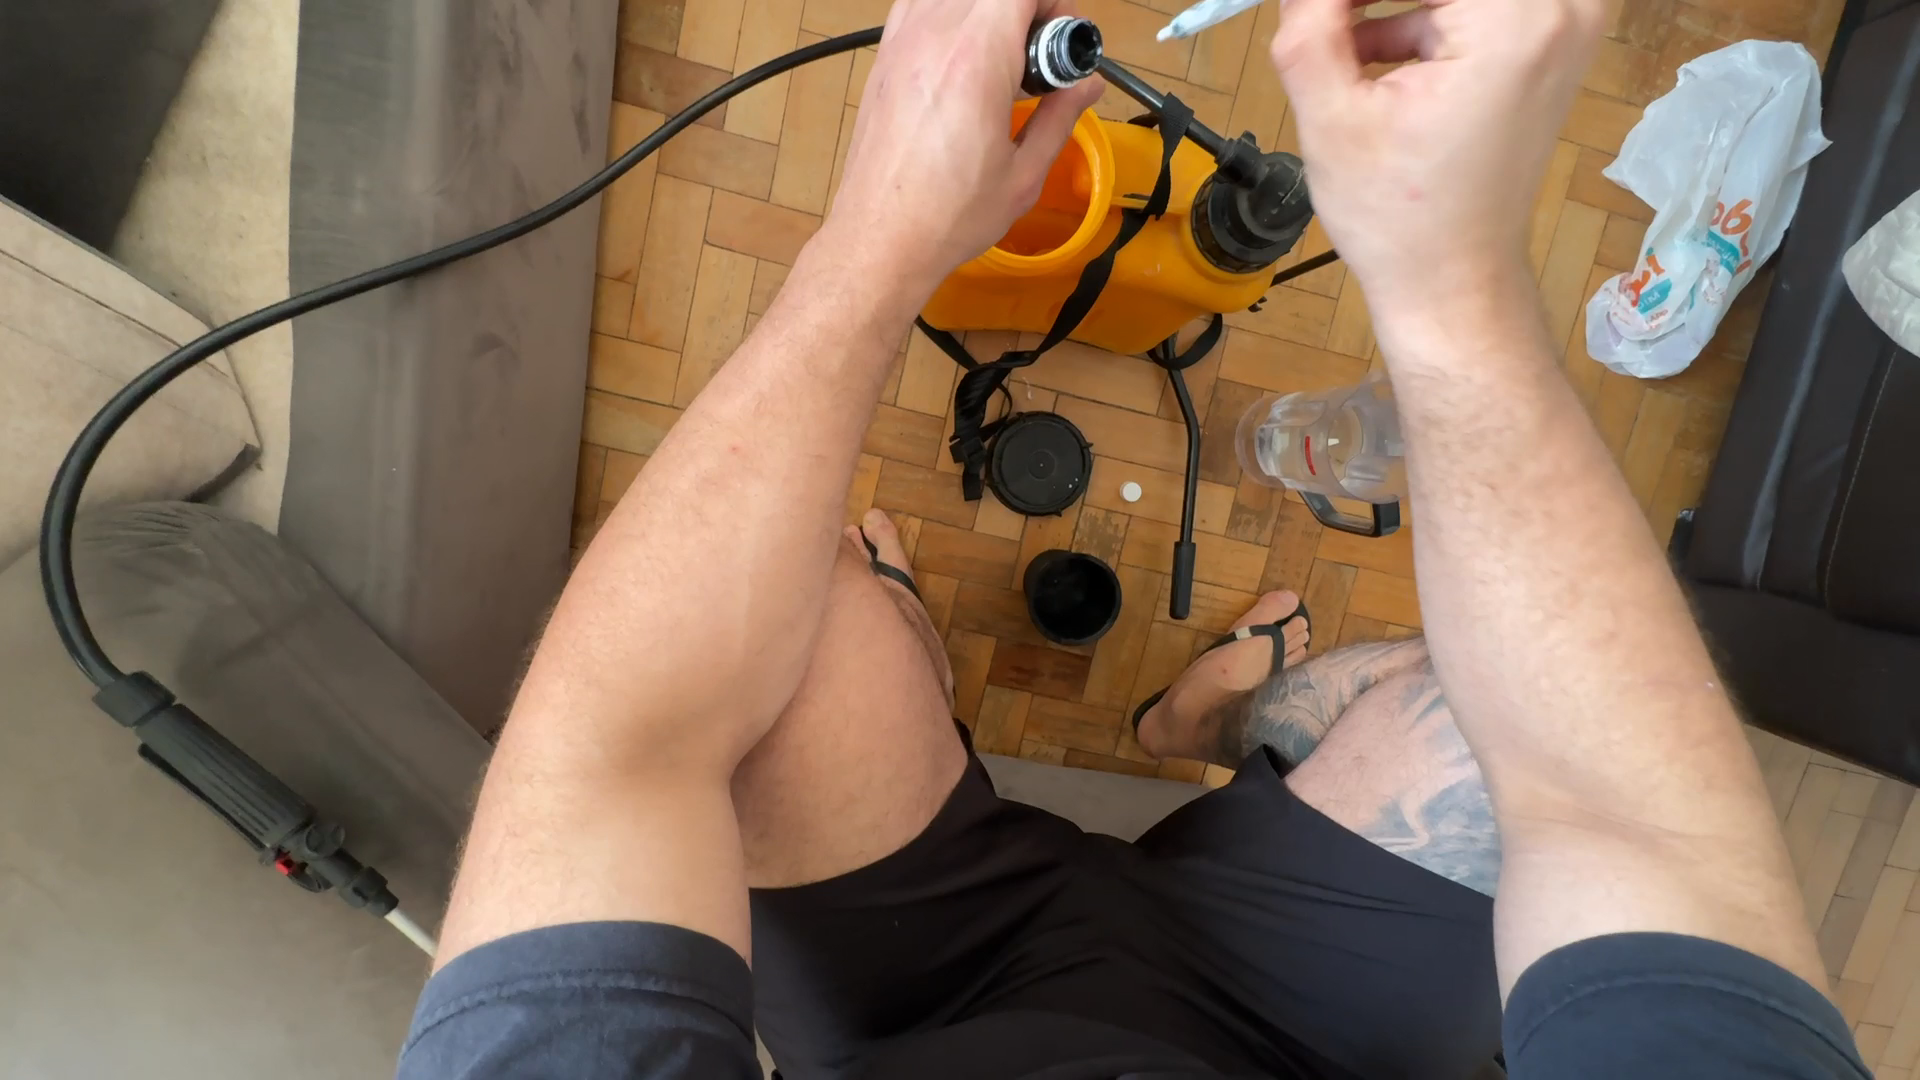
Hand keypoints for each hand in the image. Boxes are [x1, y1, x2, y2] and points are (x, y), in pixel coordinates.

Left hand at [823, 0, 1103, 300]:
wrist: (881, 241)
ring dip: (985, 14)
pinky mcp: (883, 58)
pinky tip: (961, 68)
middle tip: (1035, 60)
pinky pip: (922, 8)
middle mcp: (933, 34)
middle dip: (1024, 11)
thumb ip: (1059, 119)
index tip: (1062, 43)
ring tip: (998, 64)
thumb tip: (1085, 86)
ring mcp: (900, 41)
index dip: (1054, 4)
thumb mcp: (1021, 177)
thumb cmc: (946, 218)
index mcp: (976, 58)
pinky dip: (950, 21)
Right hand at [1271, 0, 1606, 320]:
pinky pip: (1480, 1)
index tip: (1314, 8)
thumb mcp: (1332, 124)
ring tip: (1338, 41)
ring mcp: (1569, 17)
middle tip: (1324, 19)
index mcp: (1515, 17)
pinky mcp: (1553, 40)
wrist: (1449, 277)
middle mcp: (1564, 0)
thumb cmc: (1393, 218)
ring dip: (1394, 2)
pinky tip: (1371, 55)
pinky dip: (1423, 12)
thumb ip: (1309, 33)